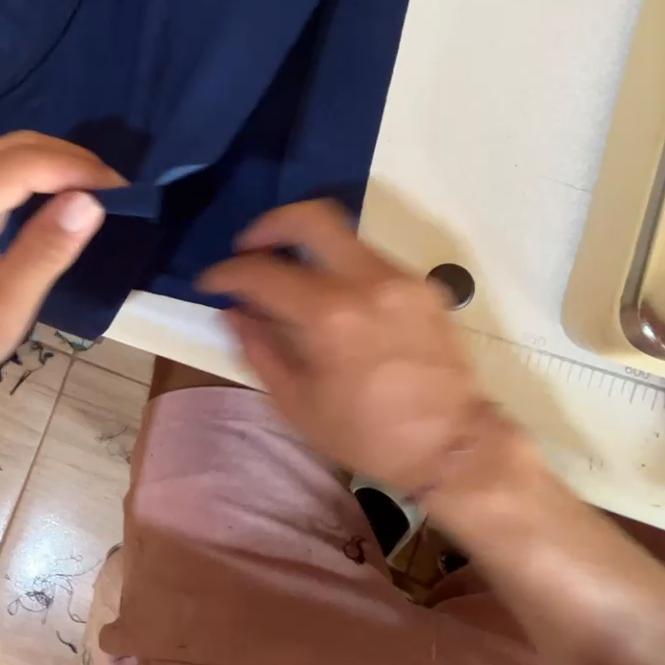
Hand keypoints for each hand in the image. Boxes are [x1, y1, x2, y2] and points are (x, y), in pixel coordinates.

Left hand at [0, 132, 125, 400]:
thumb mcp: (2, 308)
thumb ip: (44, 253)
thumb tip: (91, 201)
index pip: (24, 163)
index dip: (78, 169)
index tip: (124, 193)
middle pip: (19, 148)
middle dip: (74, 163)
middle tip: (120, 195)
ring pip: (14, 152)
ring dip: (61, 167)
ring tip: (102, 197)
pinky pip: (4, 170)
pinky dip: (43, 177)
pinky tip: (67, 198)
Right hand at [198, 200, 518, 499]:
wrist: (453, 446)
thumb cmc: (367, 434)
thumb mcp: (297, 403)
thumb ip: (259, 349)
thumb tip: (234, 312)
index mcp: (329, 316)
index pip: (263, 272)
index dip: (227, 273)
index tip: (211, 283)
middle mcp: (366, 282)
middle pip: (310, 218)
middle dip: (269, 225)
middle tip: (250, 247)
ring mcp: (400, 279)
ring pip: (343, 234)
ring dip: (306, 246)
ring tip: (287, 275)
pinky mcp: (422, 287)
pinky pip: (369, 259)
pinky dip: (339, 266)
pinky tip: (331, 298)